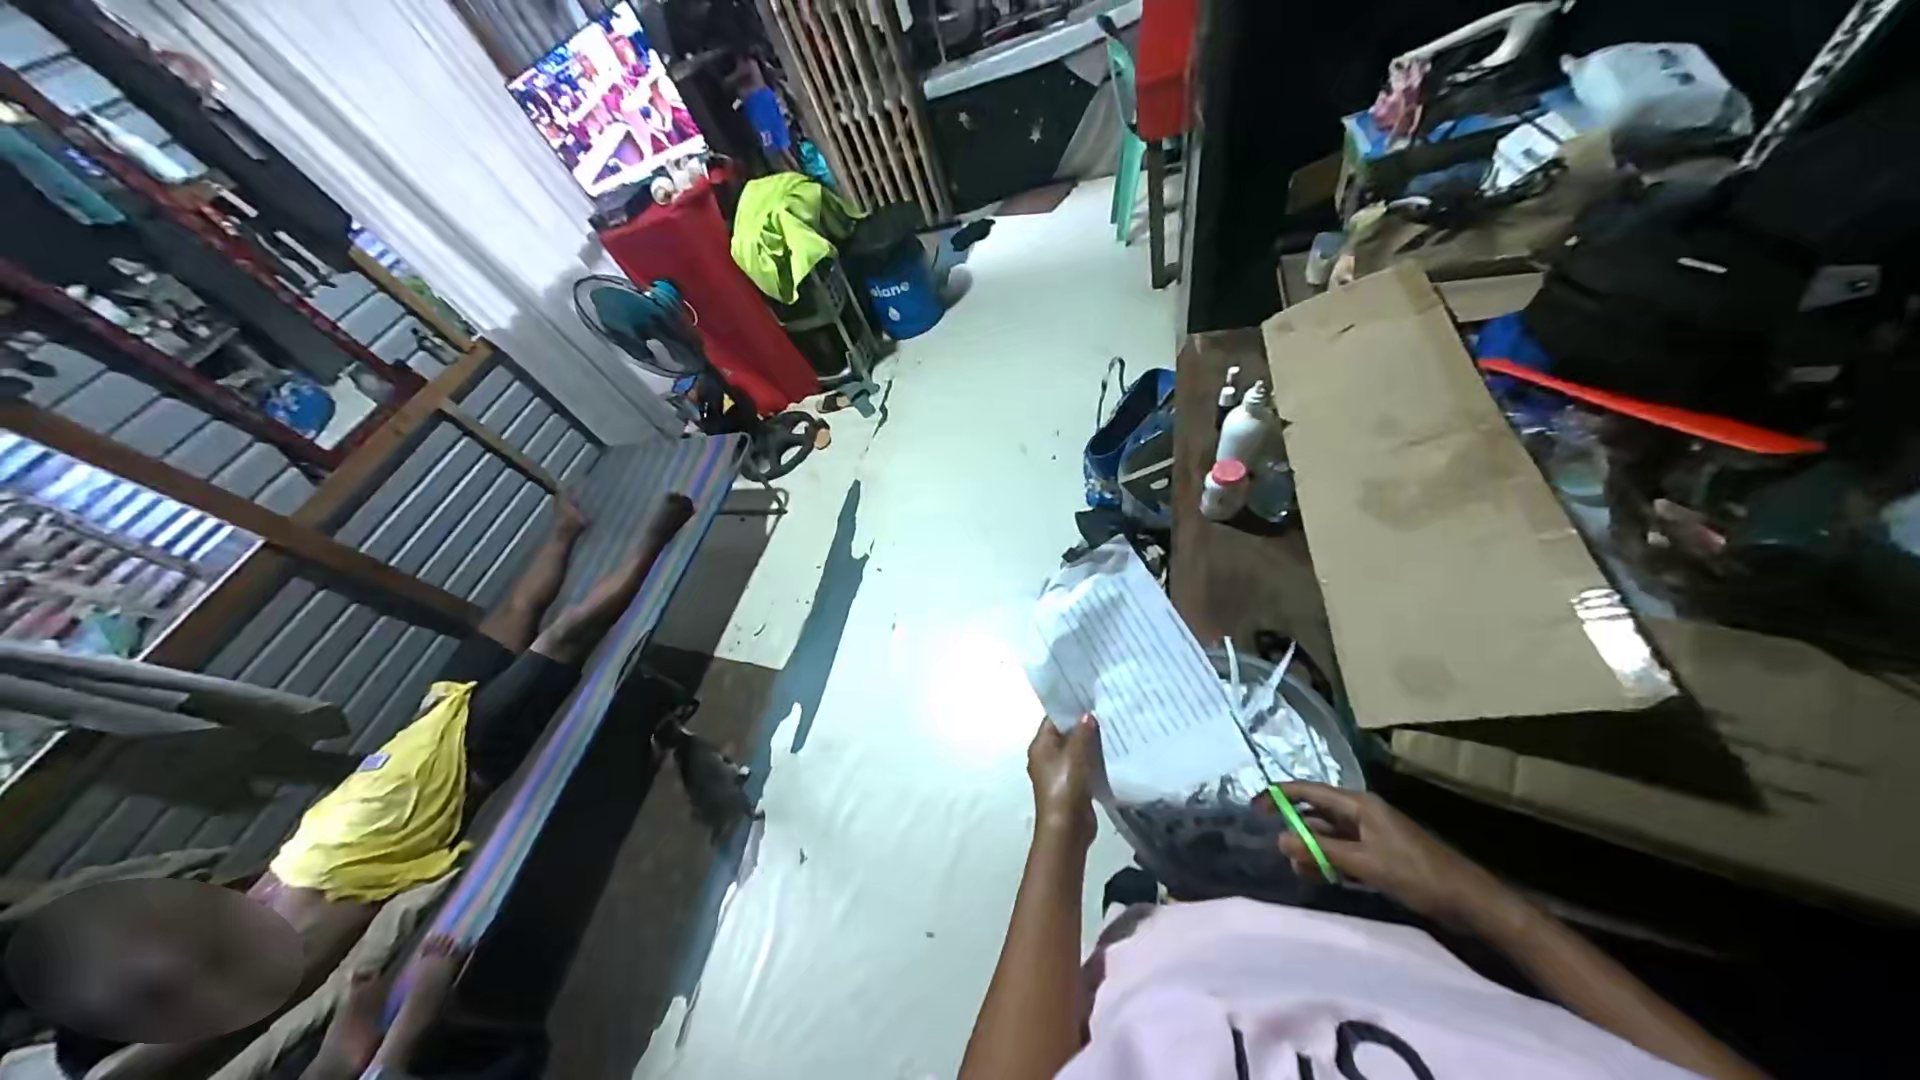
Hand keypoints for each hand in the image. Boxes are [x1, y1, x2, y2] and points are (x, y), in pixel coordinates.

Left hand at [1027, 716, 1100, 847]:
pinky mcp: (1072, 785)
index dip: (1070, 709)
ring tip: (1113, 727)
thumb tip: (1087, 714)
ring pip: (1076, 750)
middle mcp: (1046, 757)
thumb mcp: (1074, 755)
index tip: (1090, 698)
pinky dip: (1094, 759)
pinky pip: (1084, 766)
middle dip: (1083, 725)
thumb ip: (1082, 732)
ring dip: (1091, 743)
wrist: (1067, 828)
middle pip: (1065, 734)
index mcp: (1040, 746)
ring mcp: (1059, 772)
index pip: (1053, 719)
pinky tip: (1112, 752)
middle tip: (1106, 710)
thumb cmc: (1065, 786)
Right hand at [1276, 781, 1516, 927]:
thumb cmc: (1417, 875)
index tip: (1254, 807)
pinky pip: (1343, 850)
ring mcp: (1371, 834)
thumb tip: (1280, 839)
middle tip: (1277, 845)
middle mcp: (1362, 813)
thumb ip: (1321, 851)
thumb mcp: (1364, 864)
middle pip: (1316, 812)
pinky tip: (1319, 875)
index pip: (1309, 791)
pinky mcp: (1379, 854)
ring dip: (1311, 848)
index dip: (1279, 795)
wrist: (1470, 902)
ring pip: (1328, 834)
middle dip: (1295, 827)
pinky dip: (1328, 860)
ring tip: (1298, 868)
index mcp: (1359, 805)